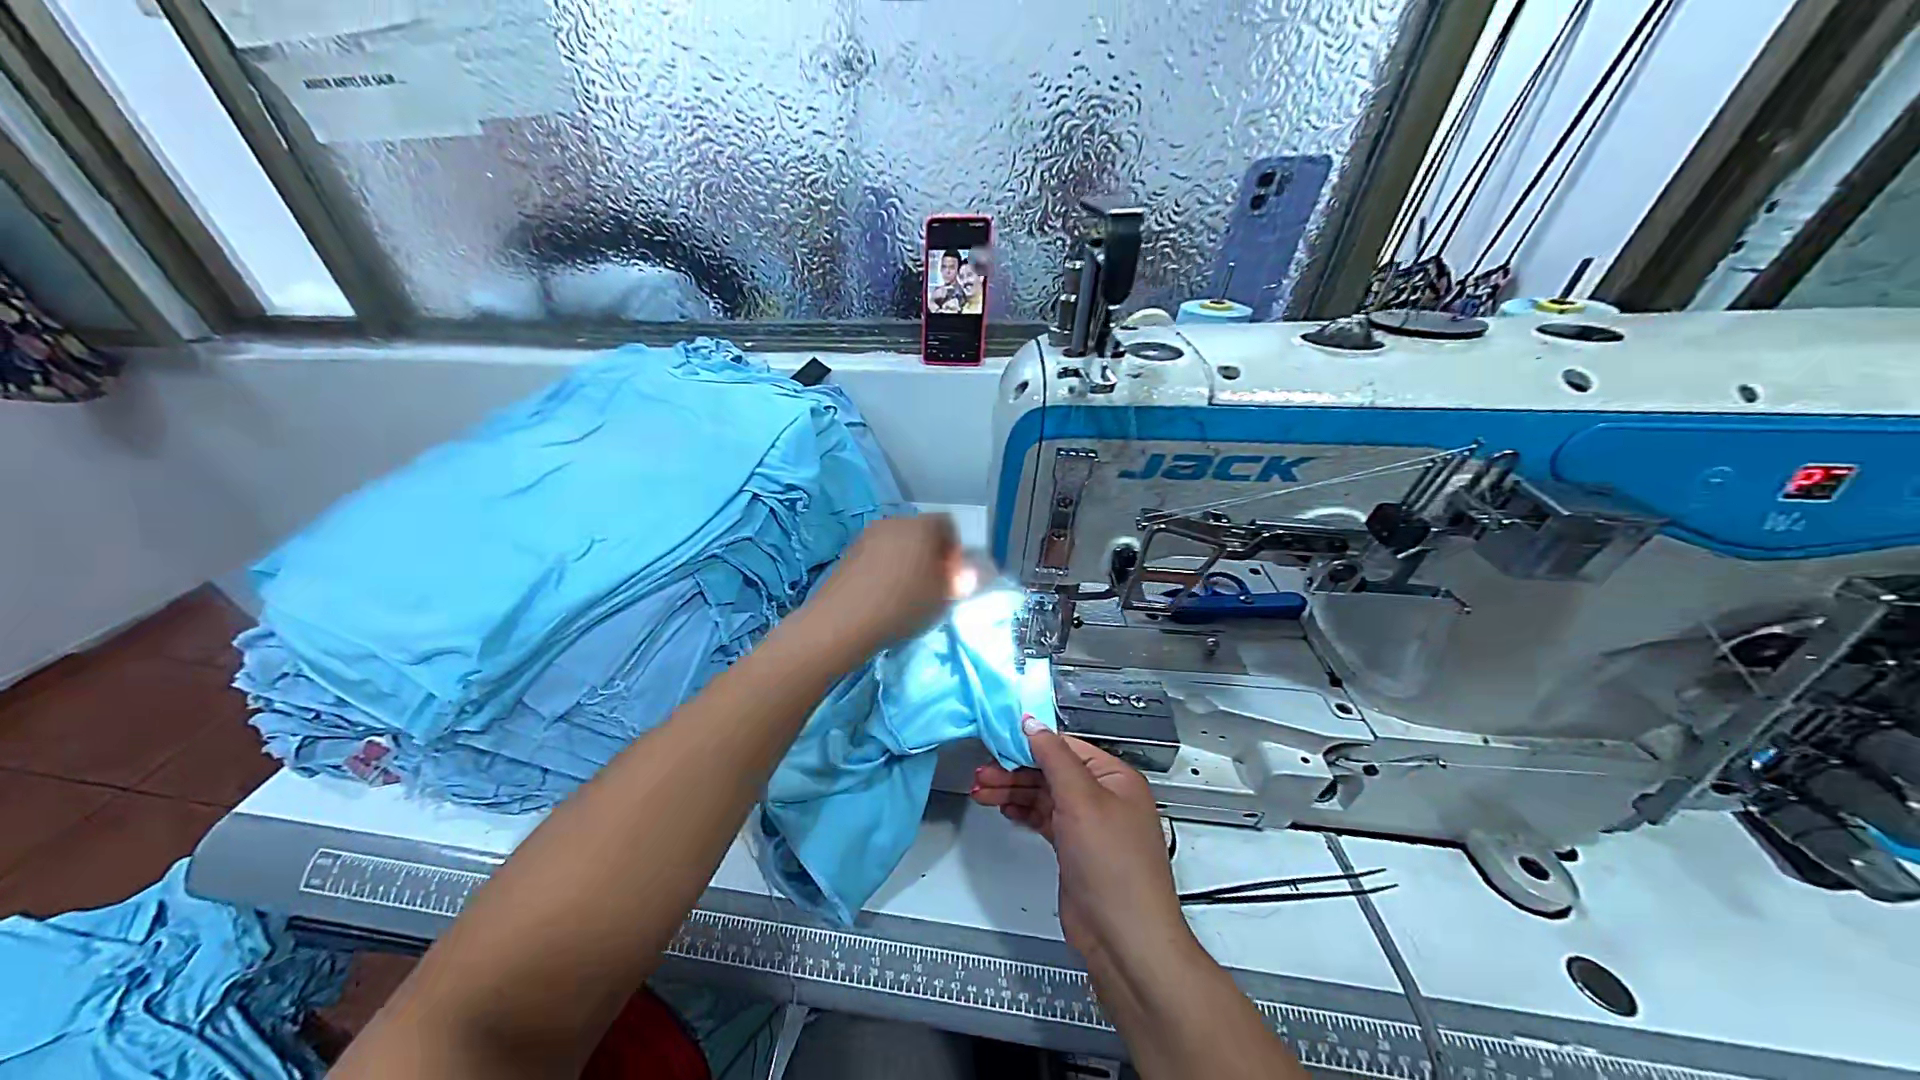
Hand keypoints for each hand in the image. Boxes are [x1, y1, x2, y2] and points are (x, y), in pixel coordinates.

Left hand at [800, 515, 959, 661]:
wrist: (842, 621)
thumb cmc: (903, 605)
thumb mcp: (944, 598)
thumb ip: (964, 580)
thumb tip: (971, 572)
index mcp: (922, 526)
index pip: (949, 524)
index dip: (955, 549)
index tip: (953, 576)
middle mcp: (895, 522)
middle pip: (922, 532)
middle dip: (931, 554)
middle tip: (933, 586)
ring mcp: (868, 535)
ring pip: (898, 543)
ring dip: (907, 561)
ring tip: (906, 593)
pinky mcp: (849, 552)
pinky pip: (878, 554)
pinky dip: (885, 568)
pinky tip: (883, 595)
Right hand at [972, 719, 1187, 962]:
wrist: (1123, 939)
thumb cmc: (1117, 871)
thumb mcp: (1082, 800)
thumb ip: (1055, 758)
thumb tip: (1034, 725)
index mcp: (1115, 778)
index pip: (1066, 747)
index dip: (1031, 743)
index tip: (999, 741)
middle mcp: (1104, 798)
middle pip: (1051, 771)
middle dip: (1015, 770)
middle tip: (983, 773)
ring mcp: (1088, 825)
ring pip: (1044, 795)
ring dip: (1012, 791)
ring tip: (983, 791)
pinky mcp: (1074, 849)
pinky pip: (1043, 818)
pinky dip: (1022, 811)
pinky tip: (1004, 808)